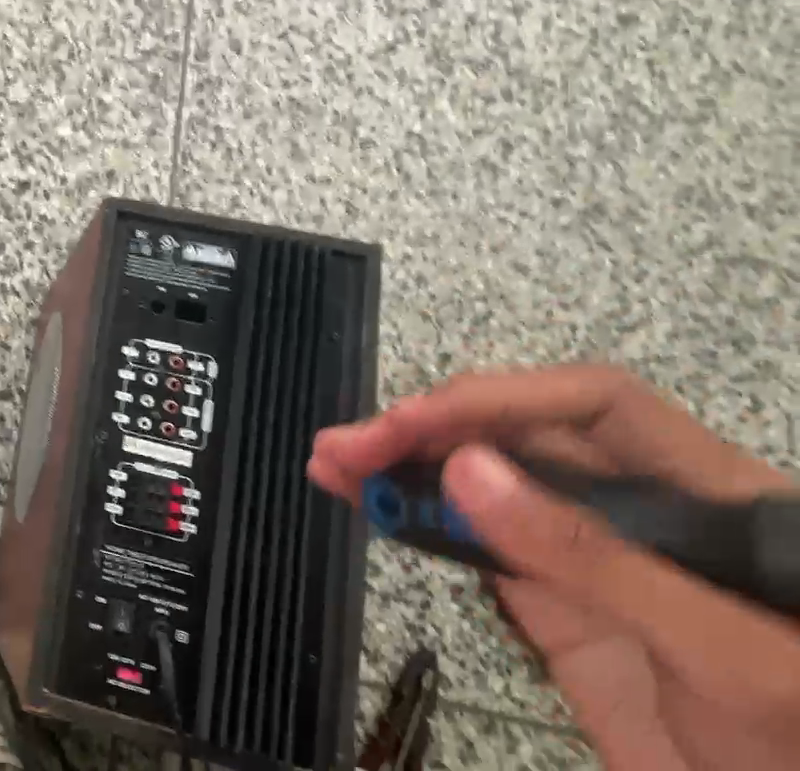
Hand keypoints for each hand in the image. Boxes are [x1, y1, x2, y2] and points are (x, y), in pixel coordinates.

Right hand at [308, 365, 799, 770]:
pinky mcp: (557, 609)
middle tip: (342, 447)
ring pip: (485, 486)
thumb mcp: (725, 658)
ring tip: (331, 464)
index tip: (409, 425)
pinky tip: (369, 503)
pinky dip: (415, 518)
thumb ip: (595, 559)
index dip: (494, 400)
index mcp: (711, 496)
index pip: (592, 407)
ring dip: (404, 466)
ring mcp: (595, 562)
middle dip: (425, 429)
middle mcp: (644, 513)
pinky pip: (474, 546)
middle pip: (521, 437)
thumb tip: (465, 468)